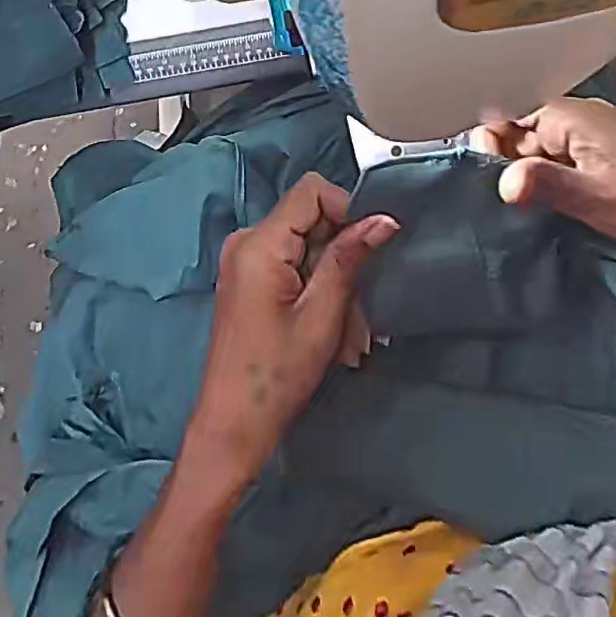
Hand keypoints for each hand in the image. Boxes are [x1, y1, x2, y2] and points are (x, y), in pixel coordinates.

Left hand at [182, 174, 398, 492]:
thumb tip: (383, 220)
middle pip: (311, 221)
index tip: (366, 249)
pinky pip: (293, 264)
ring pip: (307, 247)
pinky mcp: (249, 277)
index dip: (346, 210)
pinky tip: (328, 328)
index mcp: (259, 243)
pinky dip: (316, 289)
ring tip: (345, 331)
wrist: (233, 425)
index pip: (311, 192)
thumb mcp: (322, 314)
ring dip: (334, 281)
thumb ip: (349, 258)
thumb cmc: (275, 375)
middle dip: (342, 256)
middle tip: (358, 306)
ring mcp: (245, 260)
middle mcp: (246, 241)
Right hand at [473, 98, 615, 310]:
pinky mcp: (601, 158)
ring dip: (529, 178)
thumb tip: (500, 181)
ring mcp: (590, 137)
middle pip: (519, 136)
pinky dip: (549, 183)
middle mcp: (576, 117)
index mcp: (568, 114)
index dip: (490, 147)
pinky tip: (549, 206)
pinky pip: (559, 164)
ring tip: (527, 207)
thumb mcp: (594, 196)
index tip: (488, 180)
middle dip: (508, 166)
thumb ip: (543, 183)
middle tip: (510, 201)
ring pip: (538, 153)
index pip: (505, 119)